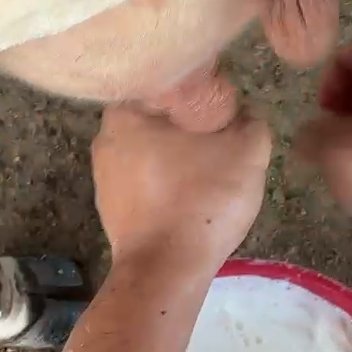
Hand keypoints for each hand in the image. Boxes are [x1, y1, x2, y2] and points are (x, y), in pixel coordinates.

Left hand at [91, 104, 270, 279]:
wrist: (168, 269)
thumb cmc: (202, 199)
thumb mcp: (247, 148)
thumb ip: (249, 119)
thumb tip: (241, 117)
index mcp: (125, 109)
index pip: (168, 82)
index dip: (202, 94)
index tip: (224, 114)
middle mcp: (103, 138)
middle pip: (158, 120)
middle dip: (189, 130)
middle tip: (220, 145)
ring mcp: (102, 178)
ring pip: (151, 154)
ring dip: (178, 161)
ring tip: (207, 178)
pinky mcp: (109, 211)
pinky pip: (145, 187)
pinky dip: (165, 189)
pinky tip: (187, 203)